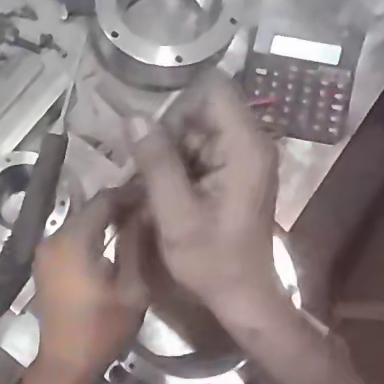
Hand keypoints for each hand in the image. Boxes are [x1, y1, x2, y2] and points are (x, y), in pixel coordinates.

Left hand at [30, 188, 149, 382]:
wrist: (65, 363)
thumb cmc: (102, 329)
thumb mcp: (132, 289)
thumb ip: (136, 244)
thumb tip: (145, 212)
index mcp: (73, 241)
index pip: (104, 200)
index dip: (130, 193)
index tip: (155, 194)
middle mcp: (53, 238)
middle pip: (90, 208)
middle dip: (119, 205)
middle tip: (150, 208)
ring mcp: (44, 250)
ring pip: (80, 222)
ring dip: (106, 219)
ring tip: (137, 223)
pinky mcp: (45, 263)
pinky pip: (71, 237)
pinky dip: (92, 234)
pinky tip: (114, 241)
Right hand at [132, 74, 283, 322]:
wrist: (242, 295)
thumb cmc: (212, 260)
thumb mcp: (175, 213)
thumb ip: (156, 162)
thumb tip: (134, 117)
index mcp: (244, 146)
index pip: (214, 88)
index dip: (178, 98)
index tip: (149, 125)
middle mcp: (249, 142)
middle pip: (203, 107)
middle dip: (168, 128)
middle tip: (141, 160)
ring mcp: (243, 156)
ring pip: (197, 128)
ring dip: (169, 147)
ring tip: (148, 178)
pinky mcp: (233, 170)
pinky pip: (200, 148)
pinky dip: (177, 161)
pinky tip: (162, 186)